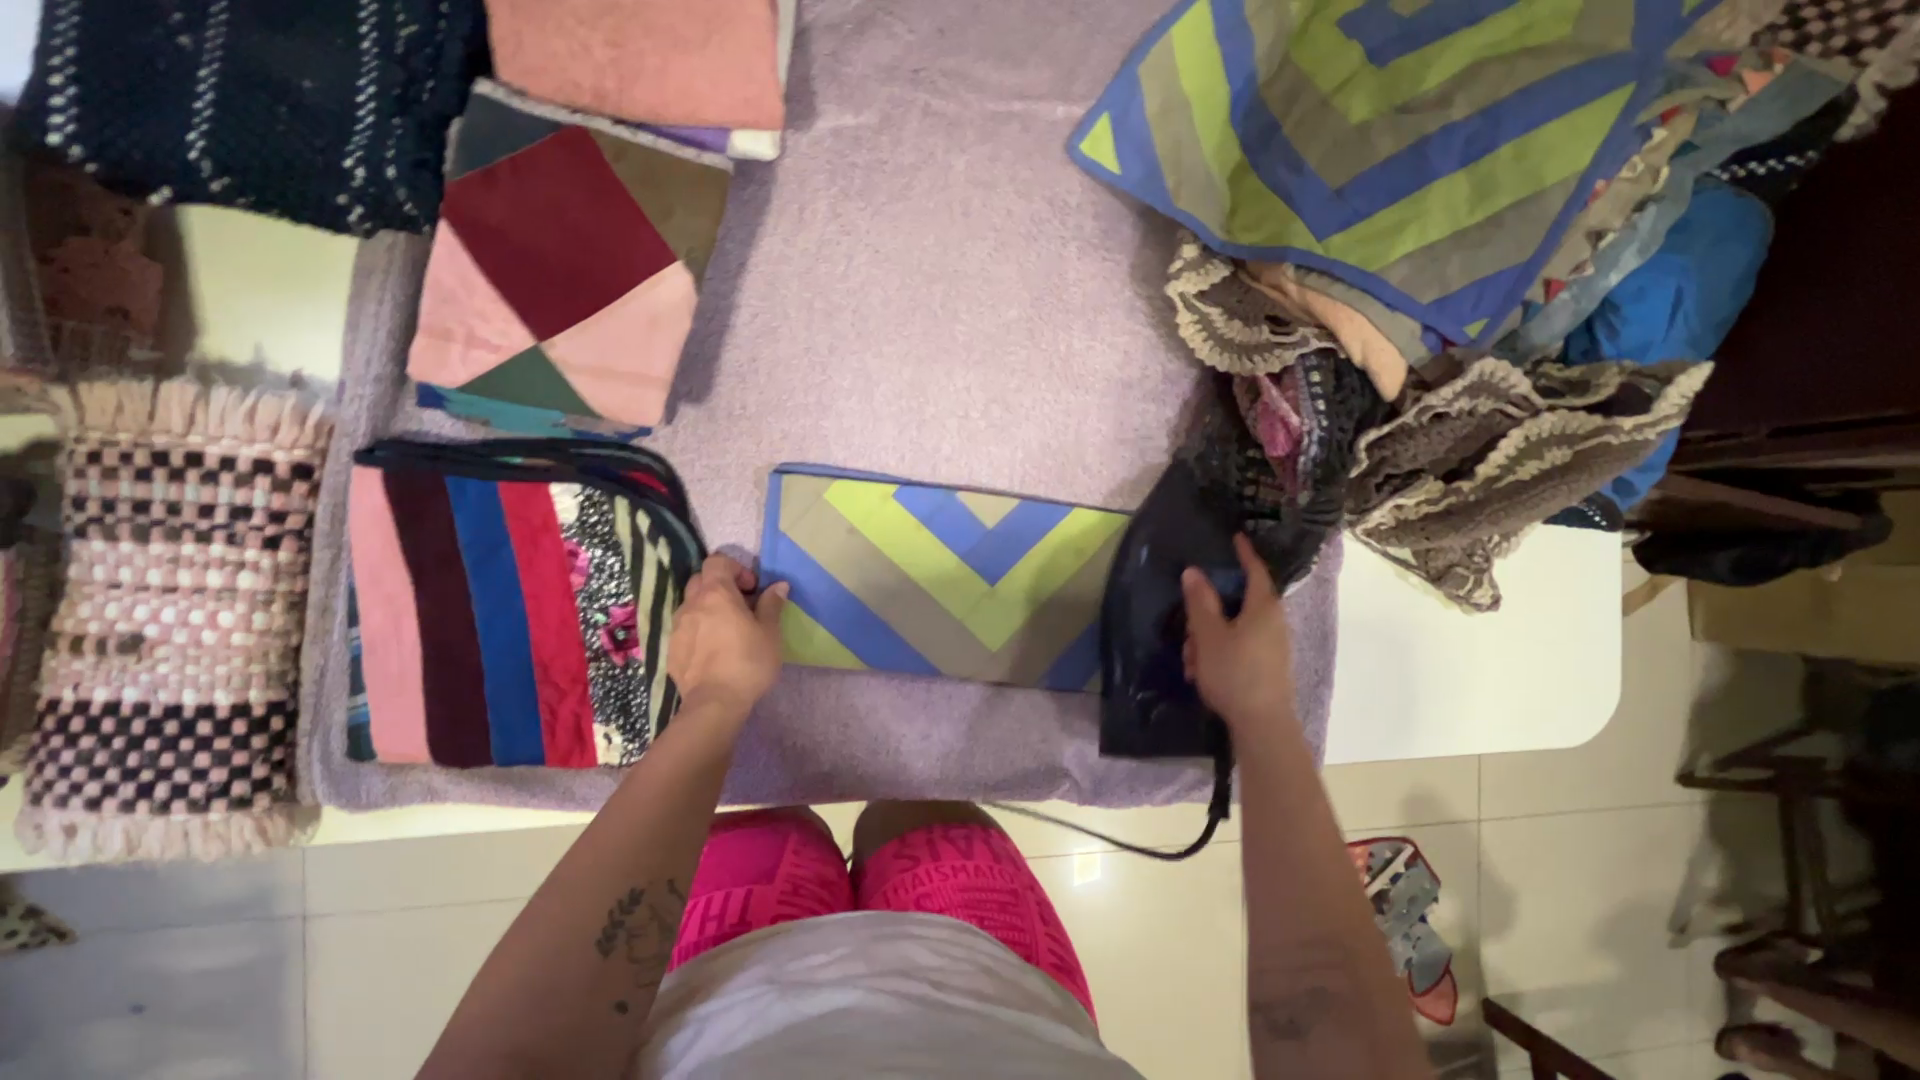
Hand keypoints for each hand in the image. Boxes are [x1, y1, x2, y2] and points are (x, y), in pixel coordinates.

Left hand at [666, 554, 787, 723]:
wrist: (714, 703)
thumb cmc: (748, 662)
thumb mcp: (770, 633)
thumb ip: (771, 604)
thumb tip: (778, 585)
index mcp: (716, 594)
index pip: (717, 561)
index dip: (736, 568)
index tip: (752, 589)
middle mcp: (691, 604)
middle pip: (700, 580)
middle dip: (720, 586)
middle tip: (740, 606)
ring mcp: (677, 627)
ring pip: (690, 605)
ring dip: (707, 609)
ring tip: (726, 630)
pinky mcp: (671, 650)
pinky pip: (685, 629)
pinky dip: (698, 630)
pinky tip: (713, 651)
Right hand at [1181, 535, 1295, 735]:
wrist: (1262, 724)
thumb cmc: (1234, 673)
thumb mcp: (1209, 636)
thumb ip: (1200, 603)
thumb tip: (1194, 572)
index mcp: (1263, 608)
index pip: (1255, 571)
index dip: (1244, 554)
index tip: (1236, 538)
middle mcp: (1274, 622)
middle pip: (1237, 604)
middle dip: (1207, 614)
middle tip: (1188, 631)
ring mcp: (1273, 645)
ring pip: (1234, 629)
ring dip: (1208, 639)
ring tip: (1191, 662)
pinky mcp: (1268, 666)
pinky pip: (1239, 648)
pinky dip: (1219, 654)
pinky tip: (1201, 673)